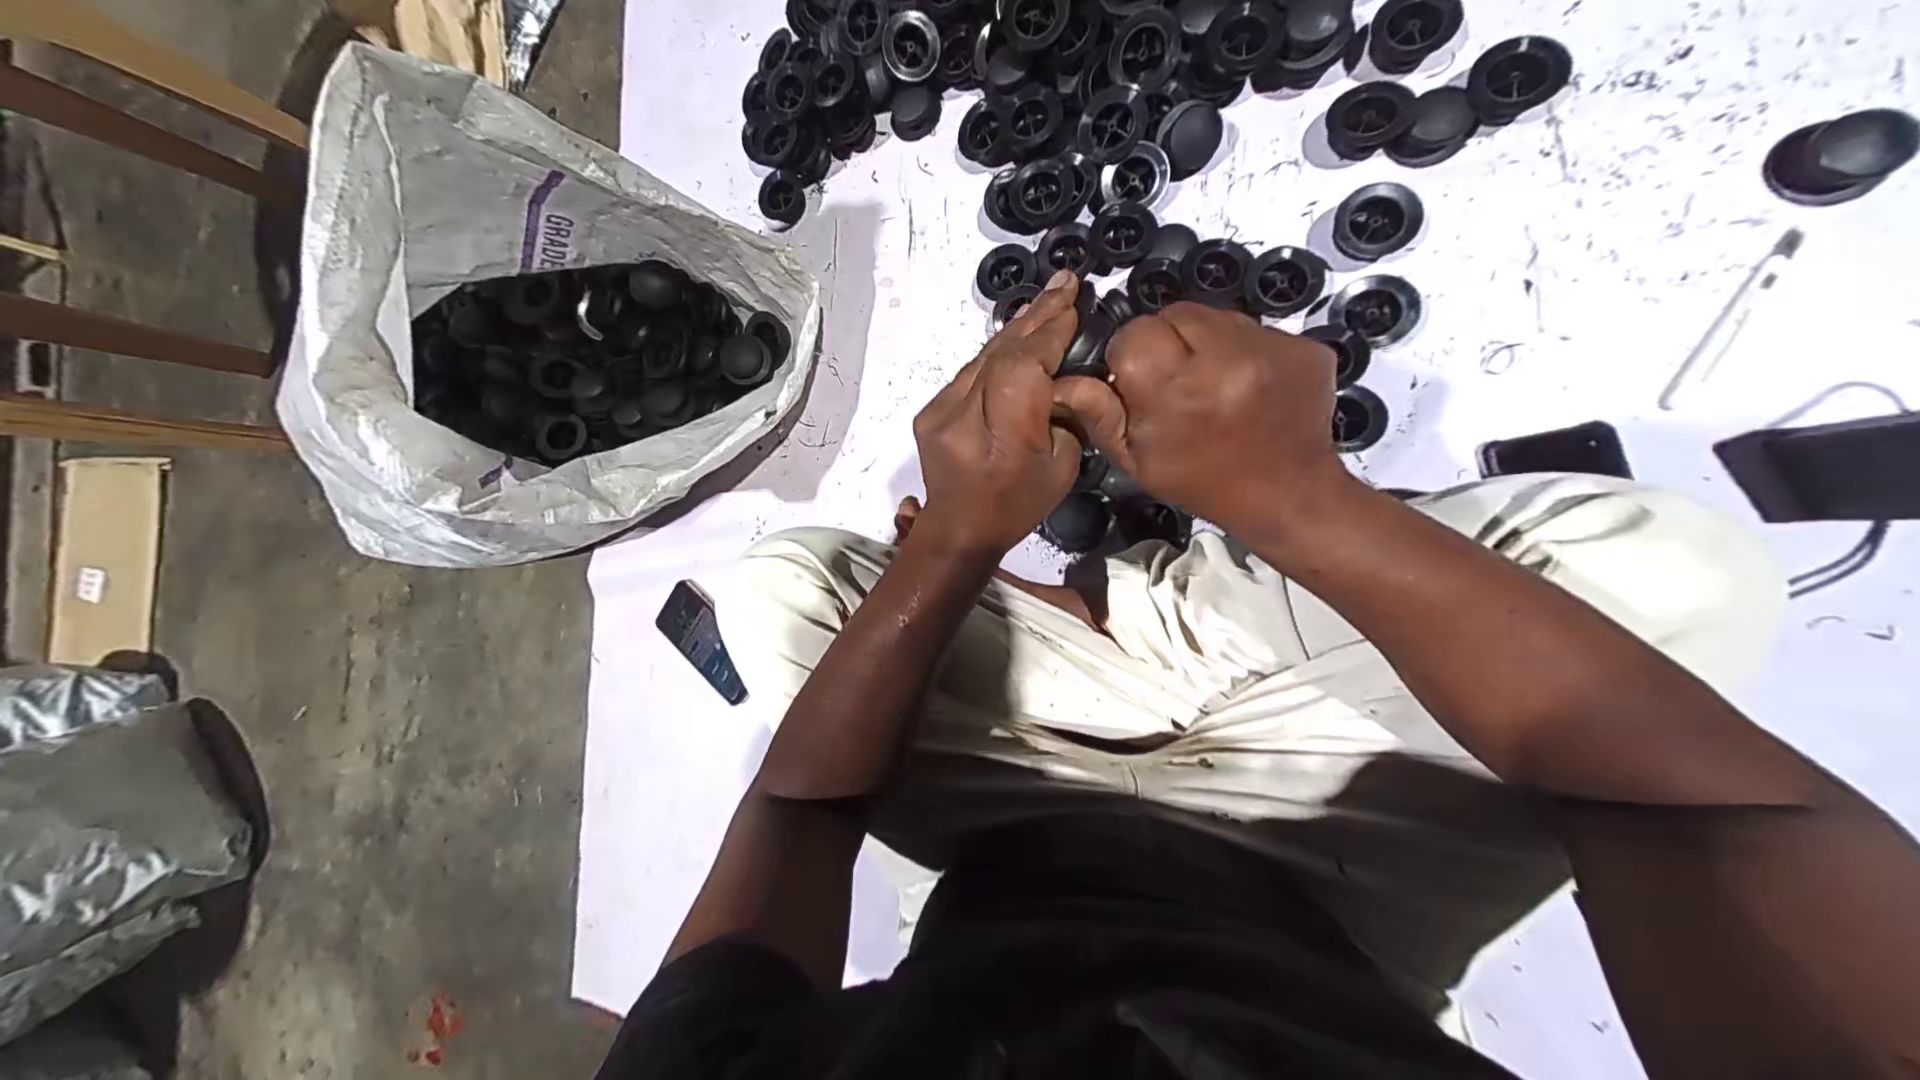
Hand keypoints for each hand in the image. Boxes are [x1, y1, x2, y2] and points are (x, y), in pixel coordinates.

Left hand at [911, 271, 1108, 556]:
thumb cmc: (1016, 505)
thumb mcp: (1061, 468)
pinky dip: (998, 350)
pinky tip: (1018, 333)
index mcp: (1003, 441)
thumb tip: (1061, 375)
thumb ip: (1063, 415)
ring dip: (1018, 328)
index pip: (1023, 369)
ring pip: (984, 357)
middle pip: (1001, 354)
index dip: (1048, 333)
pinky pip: (971, 370)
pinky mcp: (930, 410)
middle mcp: (963, 420)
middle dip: (1037, 317)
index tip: (1072, 303)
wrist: (959, 527)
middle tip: (1066, 283)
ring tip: (1048, 300)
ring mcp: (940, 412)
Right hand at [1073, 302, 1352, 530]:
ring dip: (1203, 340)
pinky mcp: (1301, 346)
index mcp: (1176, 391)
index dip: (1129, 354)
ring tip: (1211, 380)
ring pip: (1214, 314)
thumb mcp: (1137, 461)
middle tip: (1175, 379)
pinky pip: (1254, 327)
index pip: (1135, 332)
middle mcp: (1224, 359)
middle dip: (1165, 340)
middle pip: (1174, 313)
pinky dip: (1241, 348)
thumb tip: (1067, 383)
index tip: (1139, 380)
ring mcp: (1269, 349)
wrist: (1284, 494)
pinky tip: (1244, 382)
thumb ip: (1100, 416)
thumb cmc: (1202, 482)